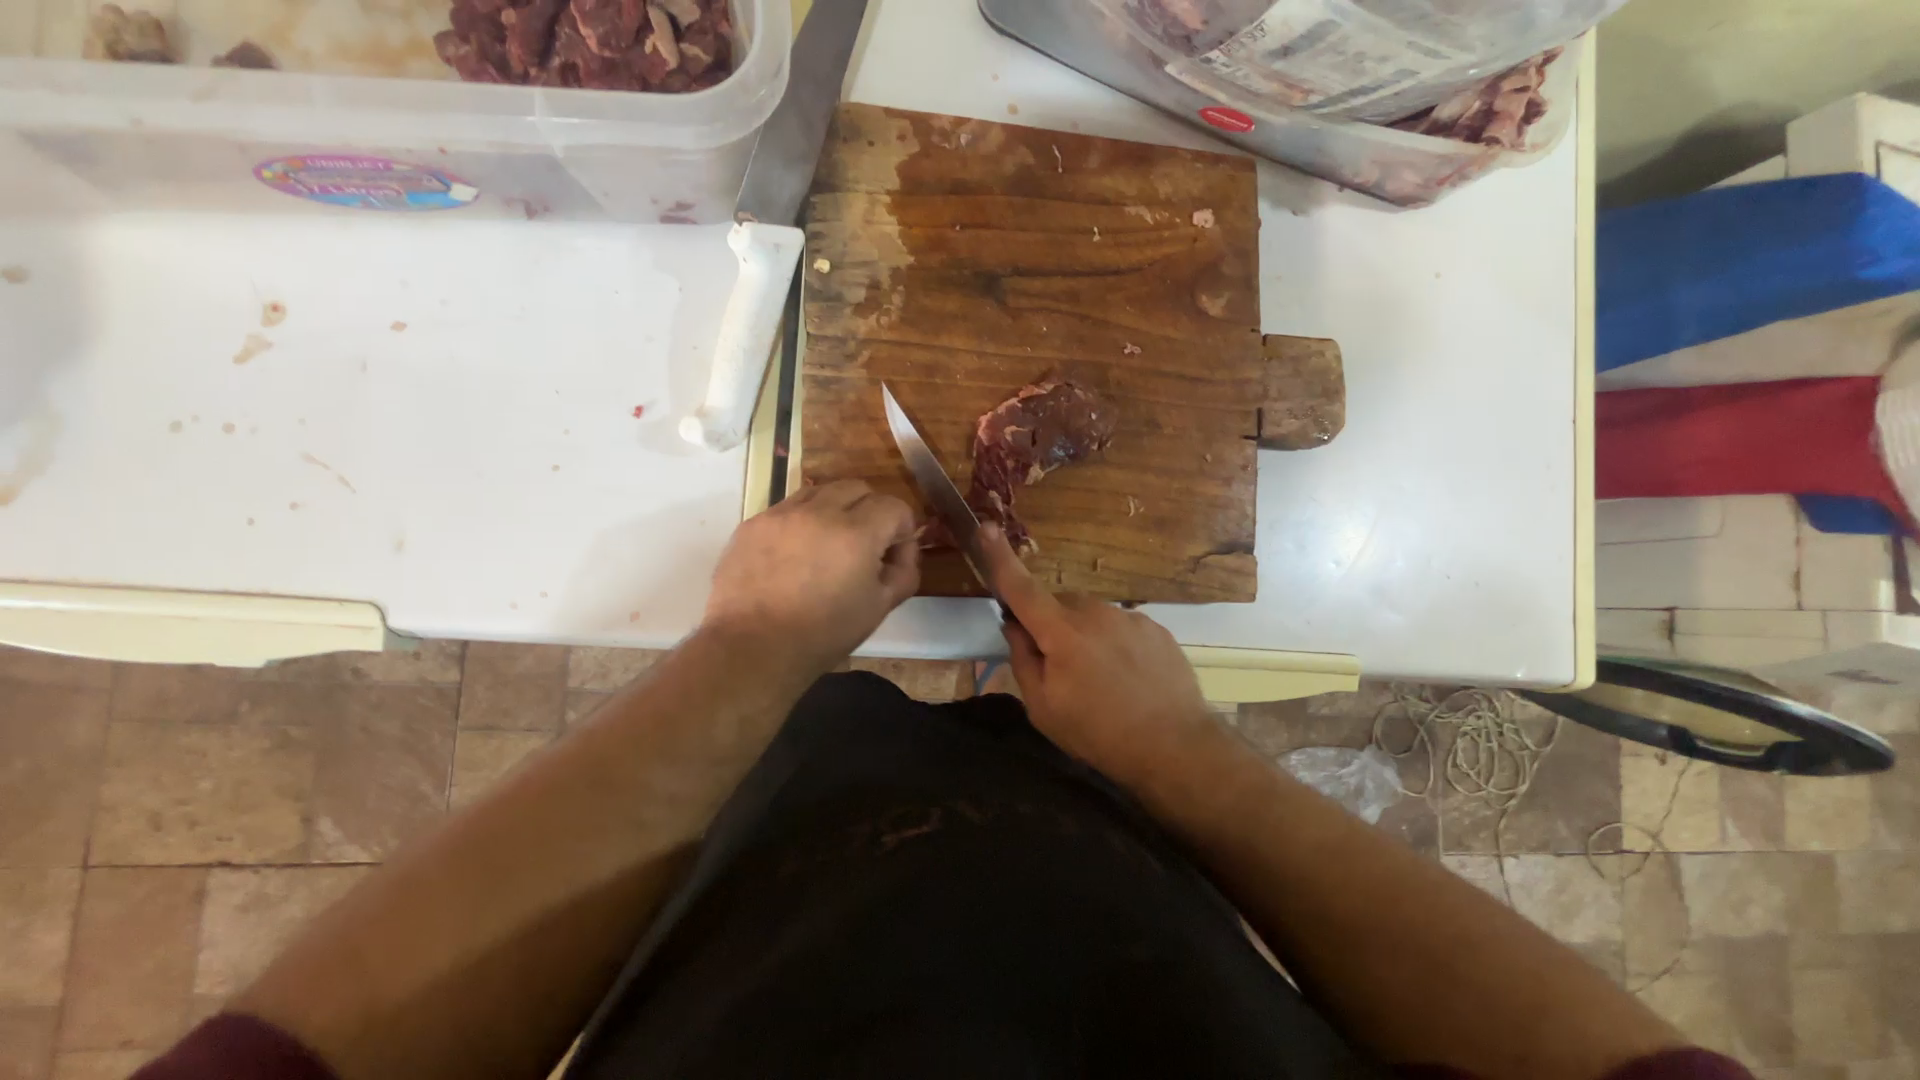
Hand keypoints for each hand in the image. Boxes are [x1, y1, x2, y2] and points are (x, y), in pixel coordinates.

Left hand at [702, 480, 919, 673]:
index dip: (902, 529)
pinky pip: (786, 509)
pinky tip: (794, 556)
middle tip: (865, 545)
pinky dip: (801, 522)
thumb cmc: (822, 634)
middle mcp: (819, 512)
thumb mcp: (878, 609)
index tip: (894, 555)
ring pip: (819, 492)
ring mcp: (781, 515)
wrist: (752, 648)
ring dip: (834, 509)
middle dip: (870, 510)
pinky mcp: (752, 525)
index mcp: (856, 533)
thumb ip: (902, 573)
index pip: (894, 507)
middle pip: (857, 488)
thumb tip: (902, 553)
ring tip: (828, 545)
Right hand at [977, 523, 1229, 792]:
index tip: (986, 528)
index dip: (1000, 558)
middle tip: (1059, 670)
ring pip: (1091, 616)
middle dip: (1050, 625)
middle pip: (1058, 605)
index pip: (1022, 588)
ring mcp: (1130, 618)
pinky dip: (1114, 644)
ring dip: (1084, 636)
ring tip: (1100, 681)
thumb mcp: (1043, 707)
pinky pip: (1120, 626)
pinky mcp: (1156, 629)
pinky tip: (1126, 679)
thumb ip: (1023, 659)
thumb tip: (1014, 625)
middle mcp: (1096, 613)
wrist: (1174, 747)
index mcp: (1062, 633)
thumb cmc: (1098, 733)